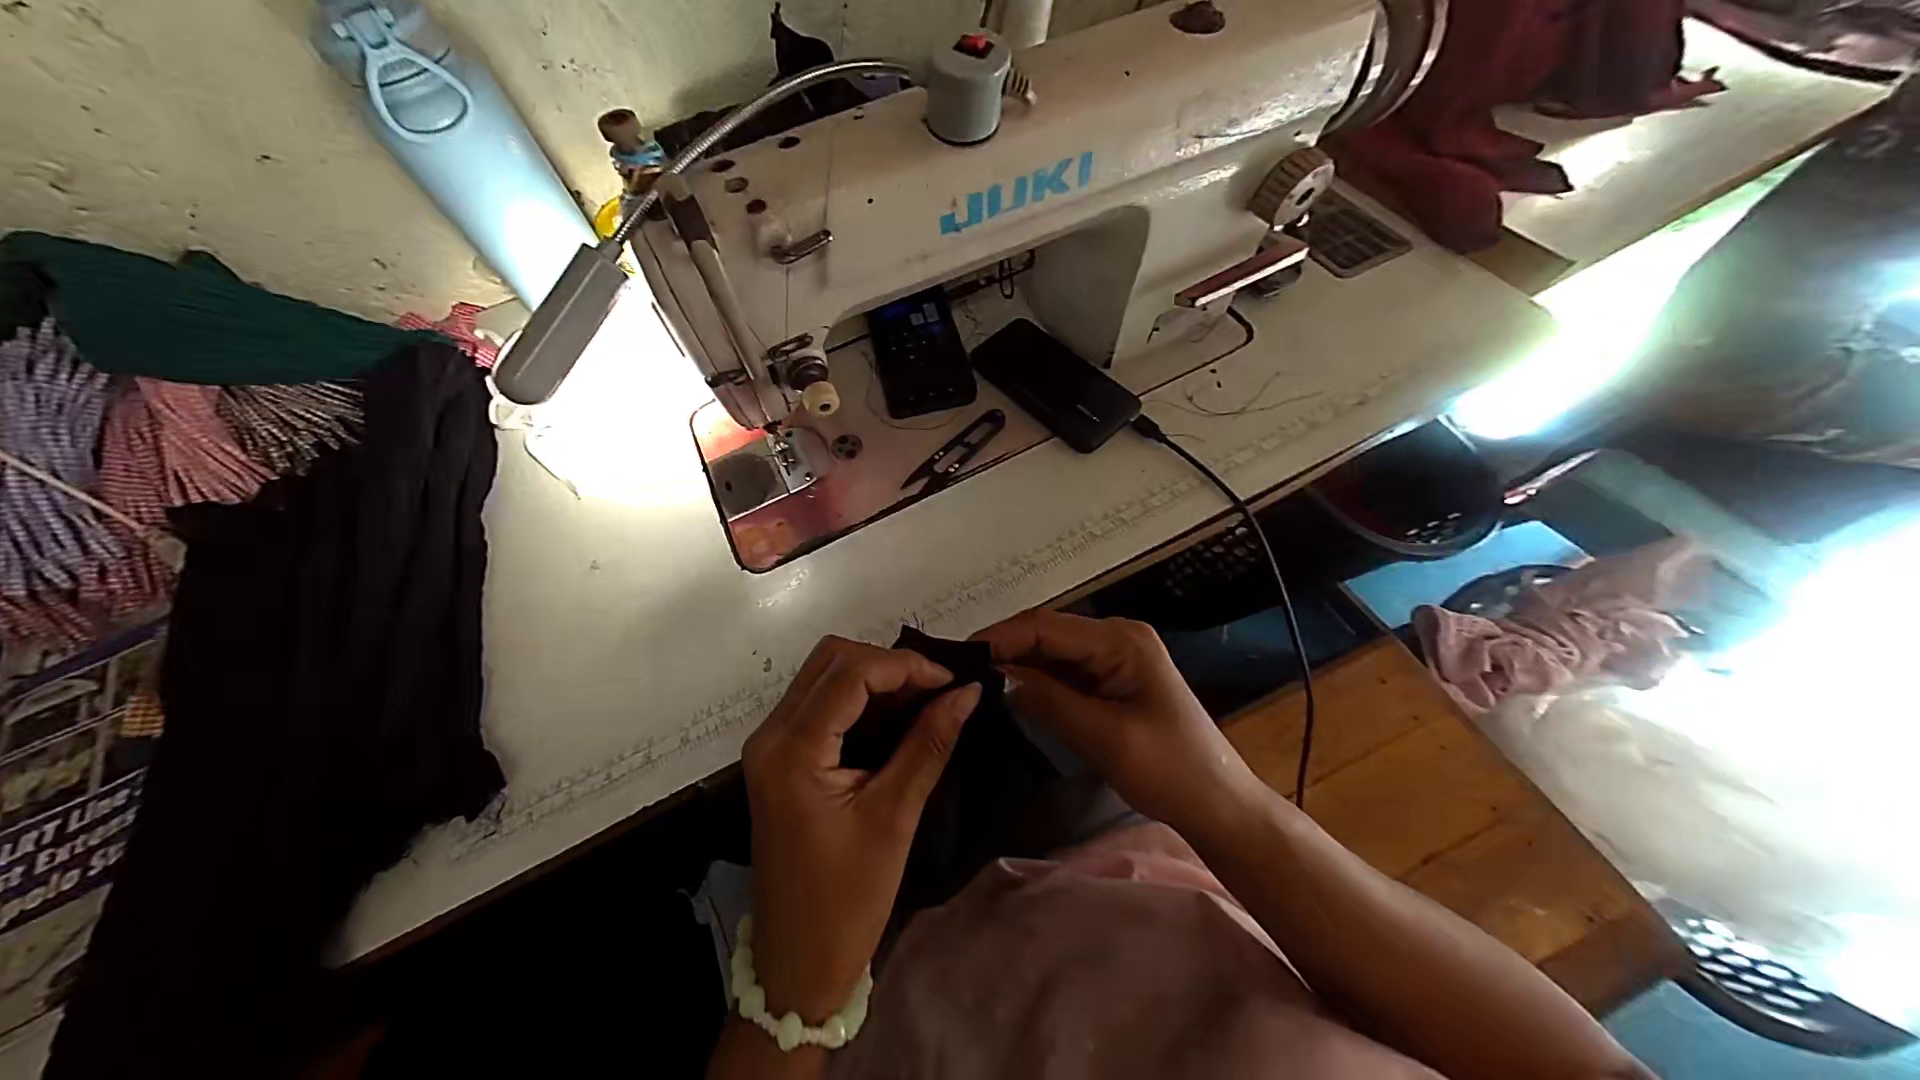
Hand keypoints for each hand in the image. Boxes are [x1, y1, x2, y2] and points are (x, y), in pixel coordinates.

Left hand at [741, 636, 981, 1022]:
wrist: (797, 965)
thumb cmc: (846, 901)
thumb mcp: (894, 818)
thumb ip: (928, 744)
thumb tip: (968, 692)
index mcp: (791, 750)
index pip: (849, 673)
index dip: (905, 665)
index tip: (953, 680)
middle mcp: (770, 735)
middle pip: (830, 660)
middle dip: (889, 664)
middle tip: (938, 689)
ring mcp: (770, 746)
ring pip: (824, 676)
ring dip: (875, 677)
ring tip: (926, 699)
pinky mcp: (780, 758)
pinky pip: (821, 704)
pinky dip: (861, 698)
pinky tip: (897, 716)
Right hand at [971, 611, 1266, 832]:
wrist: (1217, 803)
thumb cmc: (1169, 770)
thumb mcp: (1104, 737)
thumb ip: (1049, 700)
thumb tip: (998, 676)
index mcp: (1121, 640)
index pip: (1045, 627)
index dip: (999, 637)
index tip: (957, 657)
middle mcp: (1116, 636)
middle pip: (1046, 633)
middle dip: (1004, 647)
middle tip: (958, 670)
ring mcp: (1114, 656)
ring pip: (1051, 651)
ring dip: (1016, 663)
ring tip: (973, 678)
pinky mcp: (1110, 678)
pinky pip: (1064, 671)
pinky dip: (1036, 679)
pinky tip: (1008, 690)